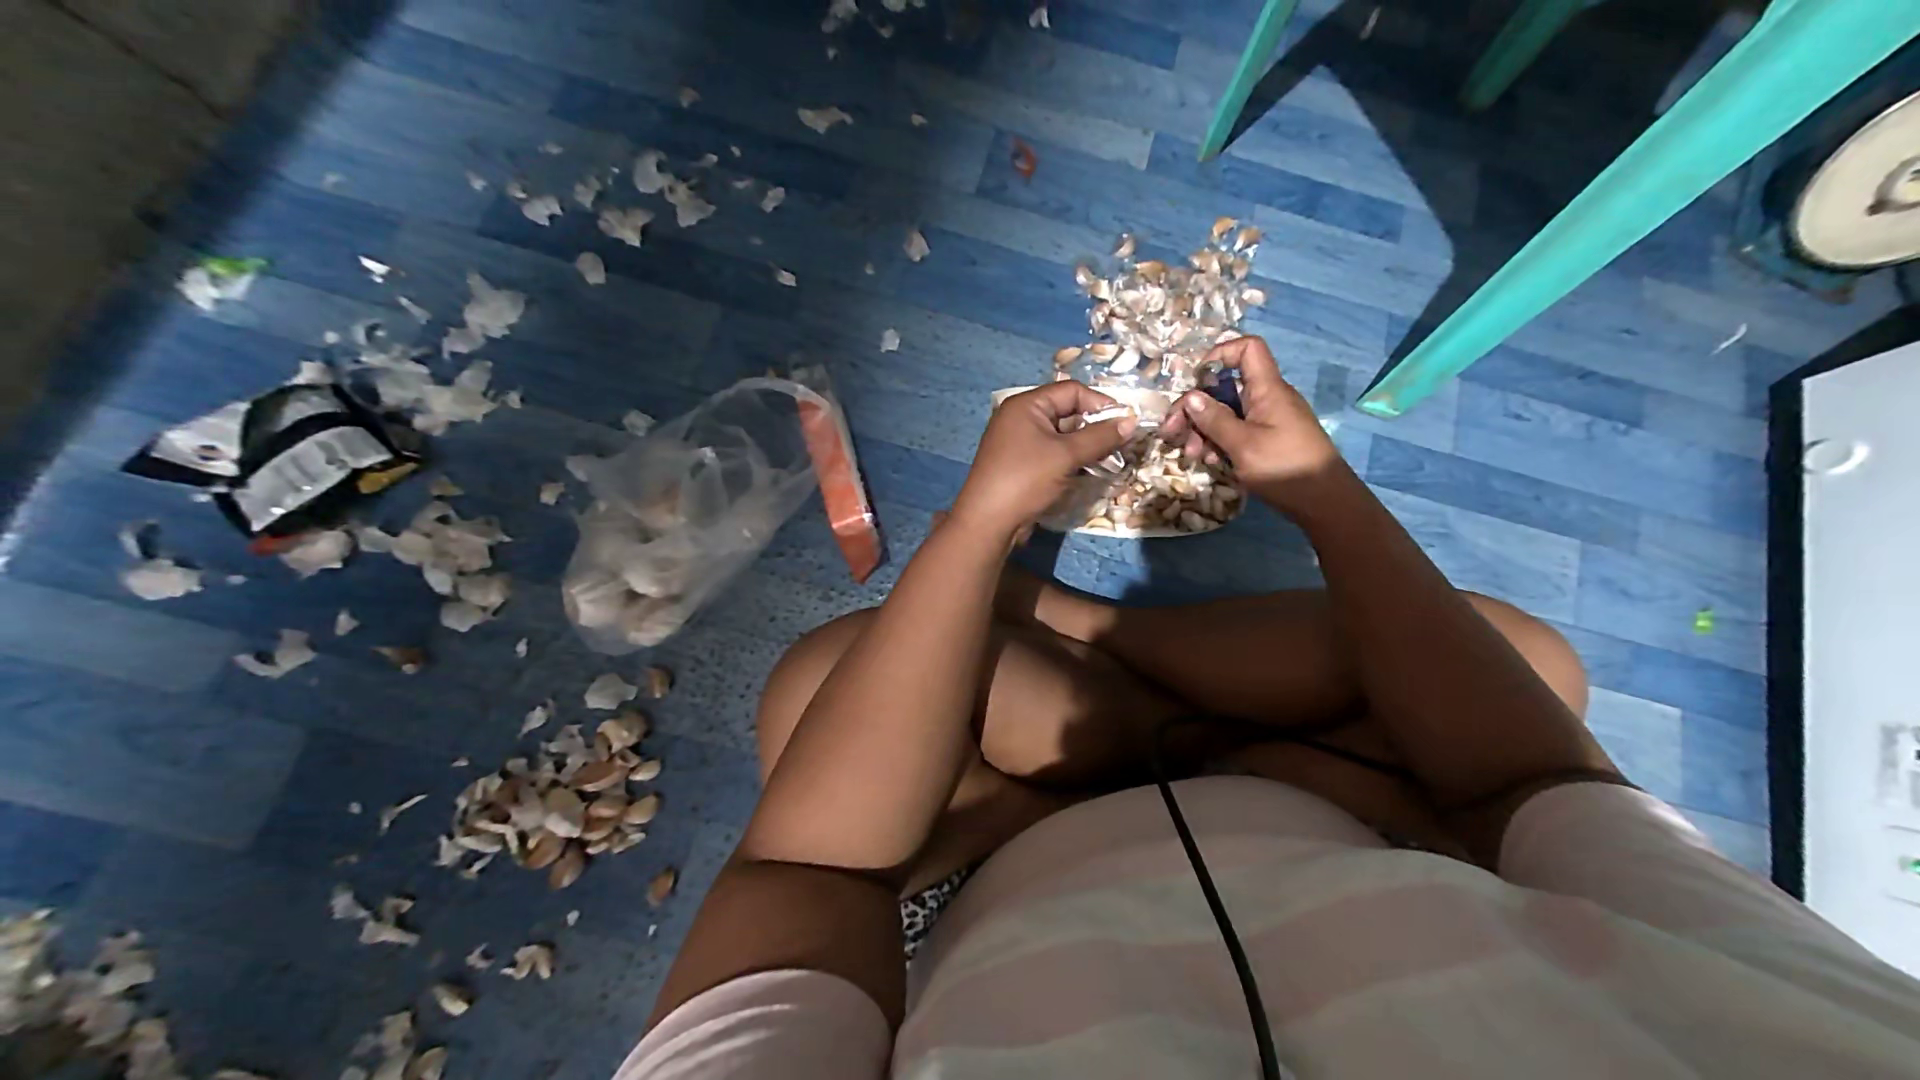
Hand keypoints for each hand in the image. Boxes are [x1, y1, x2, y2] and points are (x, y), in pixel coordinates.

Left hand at [952, 381, 1137, 537]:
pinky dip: (1071, 460)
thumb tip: (1131, 421)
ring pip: (1061, 436)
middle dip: (1095, 428)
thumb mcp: (1066, 455)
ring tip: (1109, 461)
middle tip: (1121, 445)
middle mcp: (1020, 418)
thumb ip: (1100, 437)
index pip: (1072, 391)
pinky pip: (1052, 454)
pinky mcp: (1021, 464)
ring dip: (1085, 447)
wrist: (988, 521)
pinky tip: (1089, 472)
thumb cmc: (1025, 479)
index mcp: (1026, 405)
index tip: (1125, 423)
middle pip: (1067, 412)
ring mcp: (1019, 442)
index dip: (1100, 404)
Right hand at [1159, 336, 1350, 513]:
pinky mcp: (1266, 439)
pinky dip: (1219, 442)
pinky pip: (1236, 431)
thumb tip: (1190, 396)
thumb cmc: (1284, 467)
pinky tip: (1211, 462)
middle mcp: (1266, 398)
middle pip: (1225, 387)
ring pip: (1226, 412)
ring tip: (1192, 455)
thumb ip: (1214, 420)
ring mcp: (1267, 420)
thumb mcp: (1242, 445)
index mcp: (1267, 389)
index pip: (1247, 349)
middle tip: (1172, 431)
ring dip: (1203, 430)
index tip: (1195, 381)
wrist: (1325, 501)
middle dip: (1195, 407)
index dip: (1220, 355)